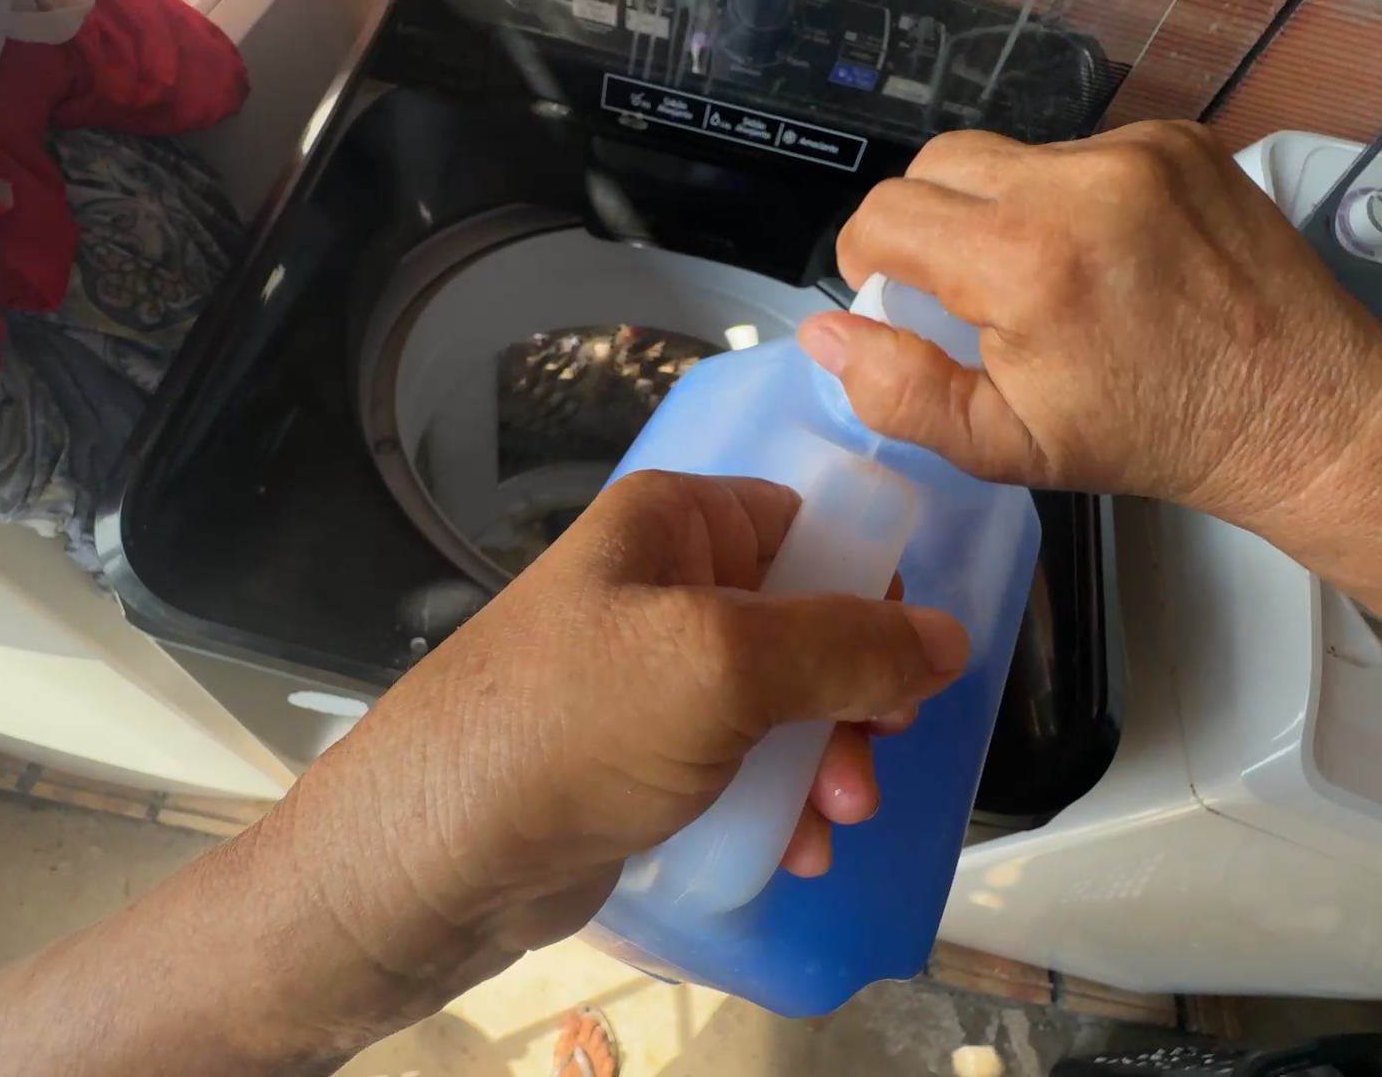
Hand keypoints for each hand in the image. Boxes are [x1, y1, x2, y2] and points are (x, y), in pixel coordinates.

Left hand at [305, 470, 969, 948]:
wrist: (435, 856)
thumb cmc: (573, 723)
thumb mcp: (721, 664)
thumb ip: (846, 646)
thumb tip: (946, 637)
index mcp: (673, 524)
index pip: (803, 525)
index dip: (864, 585)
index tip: (903, 658)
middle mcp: (661, 586)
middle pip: (799, 620)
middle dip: (848, 693)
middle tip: (873, 750)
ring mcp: (650, 673)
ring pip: (776, 698)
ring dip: (820, 757)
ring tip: (832, 814)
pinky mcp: (643, 748)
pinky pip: (737, 755)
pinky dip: (774, 795)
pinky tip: (789, 844)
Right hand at [798, 121, 1381, 526]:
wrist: (1297, 408)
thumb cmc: (1138, 438)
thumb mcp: (996, 446)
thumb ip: (897, 392)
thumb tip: (828, 335)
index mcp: (1025, 261)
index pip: (885, 215)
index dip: (867, 262)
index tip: (895, 304)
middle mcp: (1080, 181)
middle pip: (931, 166)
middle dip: (916, 228)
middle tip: (951, 293)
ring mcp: (1136, 149)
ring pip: (996, 156)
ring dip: (980, 213)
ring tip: (1020, 279)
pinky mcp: (1175, 139)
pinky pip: (1063, 155)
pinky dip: (1046, 201)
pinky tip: (1082, 256)